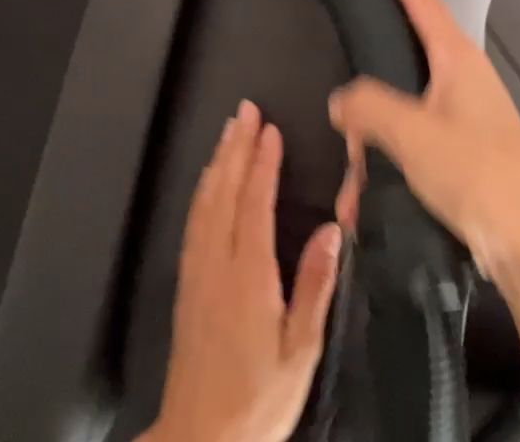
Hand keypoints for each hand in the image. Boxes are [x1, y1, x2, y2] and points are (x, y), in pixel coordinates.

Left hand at [146, 100, 342, 441]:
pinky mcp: (187, 289)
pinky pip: (193, 225)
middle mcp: (217, 268)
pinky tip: (207, 184)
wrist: (201, 439)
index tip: (270, 129)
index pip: (254, 204)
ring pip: (203, 205)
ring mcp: (197, 276)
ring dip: (216, 163)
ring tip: (228, 132)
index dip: (262, 163)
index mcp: (248, 278)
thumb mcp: (302, 349)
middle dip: (234, 148)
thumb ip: (315, 285)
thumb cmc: (260, 399)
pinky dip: (202, 193)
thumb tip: (332, 229)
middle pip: (223, 194)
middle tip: (245, 110)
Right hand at [329, 0, 519, 276]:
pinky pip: (414, 158)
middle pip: (401, 76)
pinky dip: (390, 179)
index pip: (426, 6)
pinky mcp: (467, 162)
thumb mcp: (412, 133)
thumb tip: (342, 100)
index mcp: (459, 63)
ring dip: (373, 158)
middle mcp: (466, 86)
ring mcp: (468, 125)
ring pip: (401, 126)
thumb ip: (368, 107)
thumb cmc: (477, 174)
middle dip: (366, 114)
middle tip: (347, 143)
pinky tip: (370, 213)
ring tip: (356, 200)